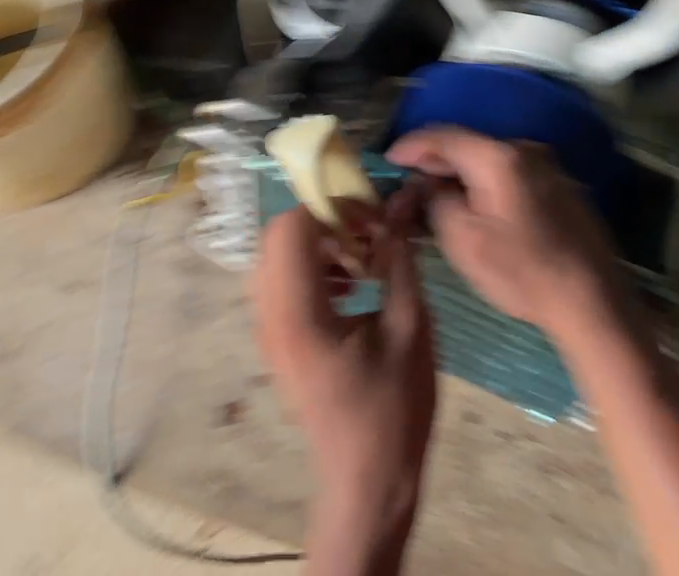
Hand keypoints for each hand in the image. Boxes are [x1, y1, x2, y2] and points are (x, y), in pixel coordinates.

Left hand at [252, 200, 435, 573]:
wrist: (369, 477)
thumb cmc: (395, 404)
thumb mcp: (410, 323)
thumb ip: (399, 257)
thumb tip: (401, 201)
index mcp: (297, 312)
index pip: (292, 227)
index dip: (333, 208)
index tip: (375, 218)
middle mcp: (269, 316)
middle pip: (277, 237)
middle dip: (326, 221)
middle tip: (370, 234)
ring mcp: (268, 330)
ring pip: (277, 257)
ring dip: (320, 244)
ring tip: (364, 261)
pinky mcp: (278, 341)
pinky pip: (282, 283)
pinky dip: (314, 268)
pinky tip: (353, 287)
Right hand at [387, 127, 620, 332]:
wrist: (591, 297)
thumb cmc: (521, 270)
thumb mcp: (462, 240)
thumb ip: (435, 201)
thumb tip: (427, 184)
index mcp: (499, 157)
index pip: (443, 136)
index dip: (411, 145)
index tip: (388, 159)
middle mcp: (527, 150)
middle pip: (469, 146)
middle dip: (435, 163)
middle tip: (407, 184)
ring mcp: (549, 167)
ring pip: (491, 161)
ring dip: (462, 175)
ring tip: (437, 198)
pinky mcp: (561, 188)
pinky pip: (512, 175)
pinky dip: (487, 184)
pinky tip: (476, 207)